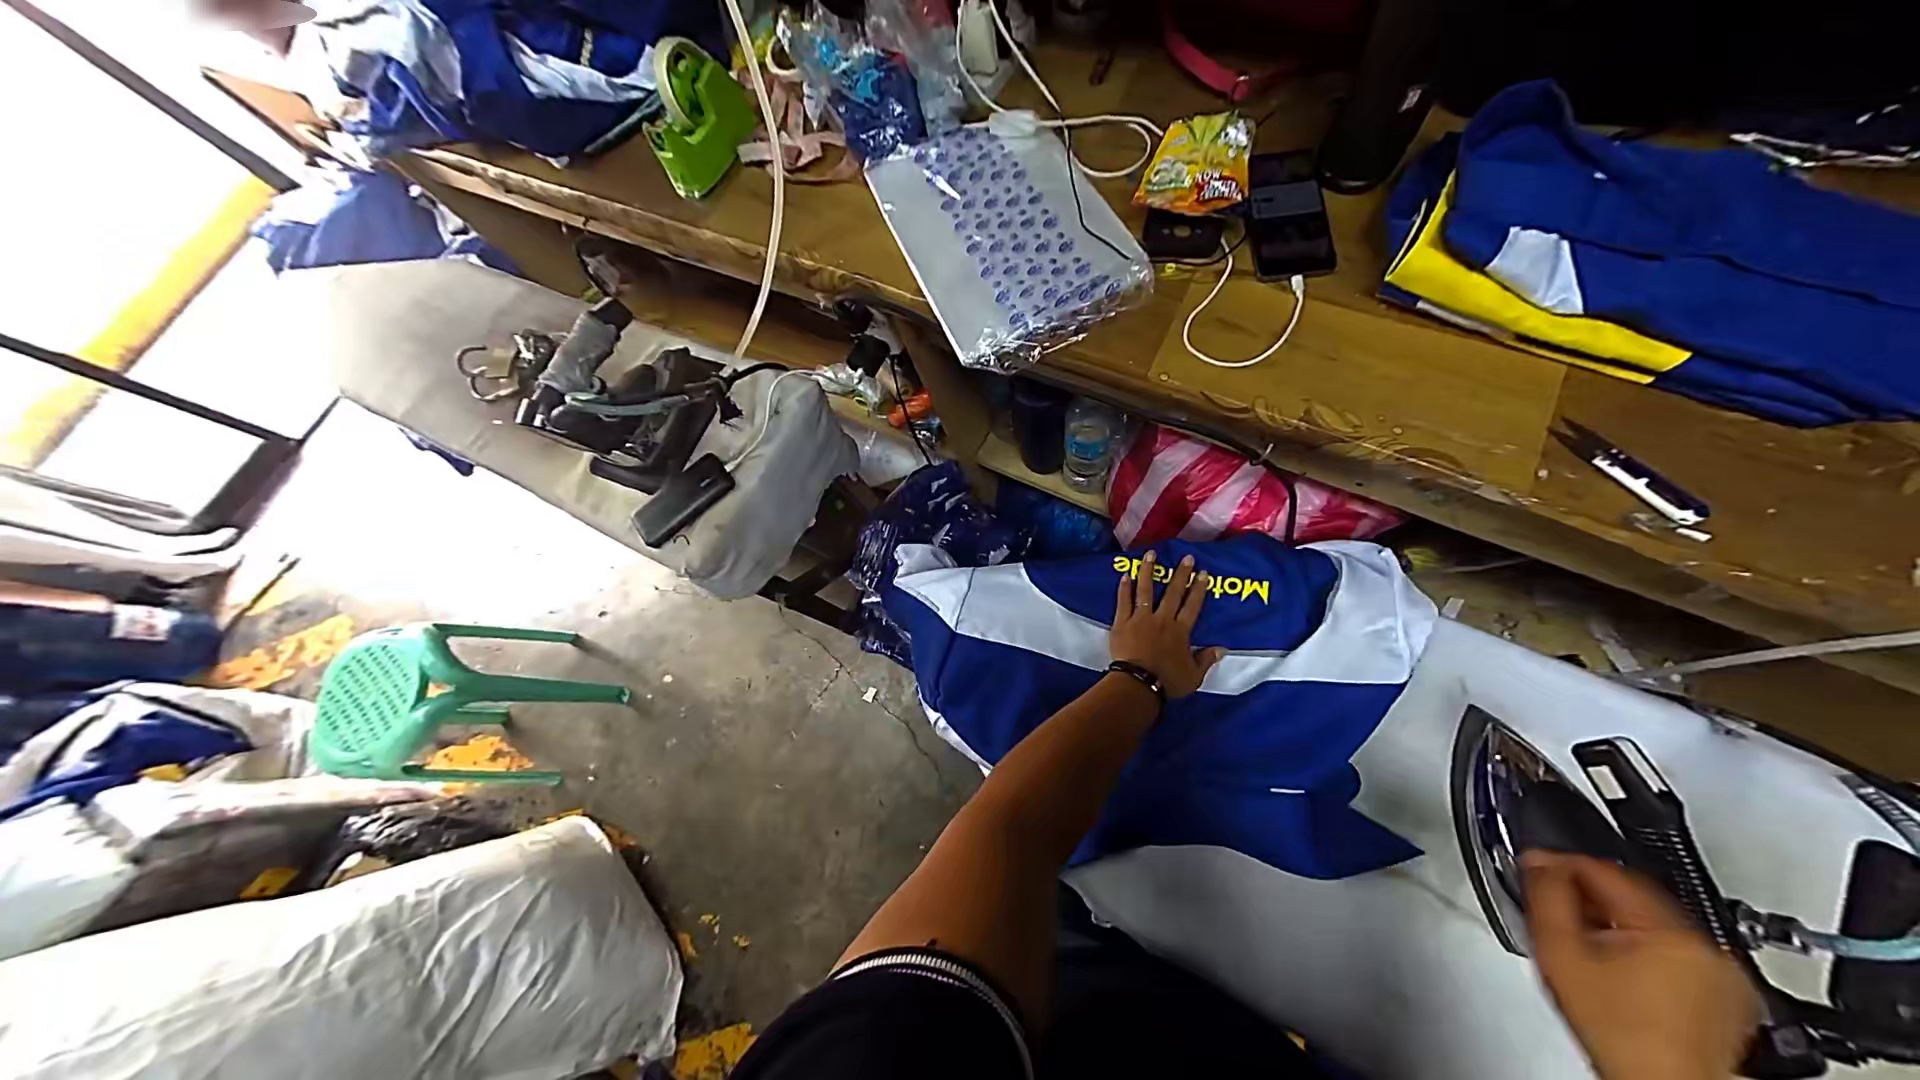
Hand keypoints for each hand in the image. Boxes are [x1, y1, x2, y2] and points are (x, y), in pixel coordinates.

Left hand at [1110, 551, 1225, 698]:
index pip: (1193, 605)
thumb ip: (1206, 660)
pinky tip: (1126, 575)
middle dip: (1181, 574)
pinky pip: (1123, 601)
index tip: (1202, 573)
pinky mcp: (1121, 622)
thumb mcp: (1194, 675)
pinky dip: (1124, 588)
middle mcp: (1162, 619)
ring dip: (1149, 571)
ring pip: (1146, 590)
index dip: (1198, 588)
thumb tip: (1222, 648)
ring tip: (1151, 555)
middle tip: (1186, 557)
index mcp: (1180, 631)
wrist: (1138, 684)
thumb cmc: (1167, 681)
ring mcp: (1140, 619)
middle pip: (1173, 593)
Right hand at [1523, 851, 1758, 1079]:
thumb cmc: (1617, 1031)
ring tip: (1581, 938)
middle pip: (1630, 896)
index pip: (1604, 870)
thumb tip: (1538, 860)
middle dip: (1585, 896)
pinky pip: (1673, 949)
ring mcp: (1725, 975)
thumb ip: (1545, 895)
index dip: (1560, 863)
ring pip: (1651, 922)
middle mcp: (1710, 949)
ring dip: (1611, 920)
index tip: (1534, 865)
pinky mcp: (1728, 995)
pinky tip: (1614, 962)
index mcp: (1673, 932)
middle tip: (1552, 904)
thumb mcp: (1559, 950)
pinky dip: (1640, 946)